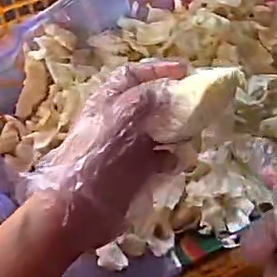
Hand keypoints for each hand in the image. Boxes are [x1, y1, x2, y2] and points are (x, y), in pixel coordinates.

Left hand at [19, 59, 186, 259]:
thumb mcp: (121, 118)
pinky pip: (161, 159)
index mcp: (107, 102)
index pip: (132, 75)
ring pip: (160, 132)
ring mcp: (127, 147)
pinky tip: (180, 162)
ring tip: (193, 136)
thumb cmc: (96, 156)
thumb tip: (170, 93)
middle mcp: (118, 121)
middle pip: (151, 104)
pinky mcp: (135, 171)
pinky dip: (173, 158)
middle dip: (175, 103)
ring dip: (179, 132)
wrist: (79, 207)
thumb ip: (146, 100)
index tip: (185, 70)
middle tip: (198, 106)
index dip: (157, 69)